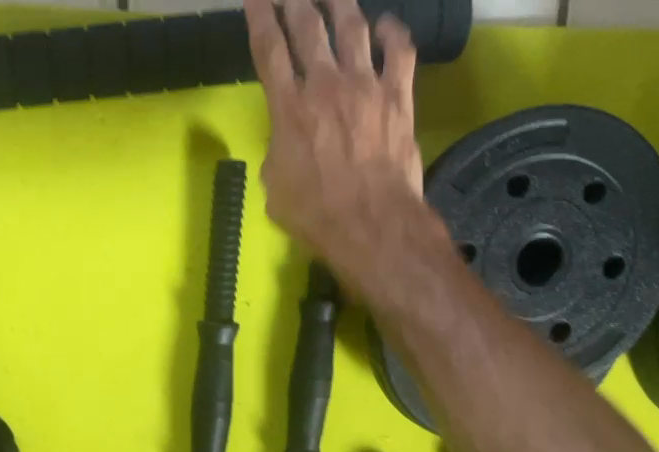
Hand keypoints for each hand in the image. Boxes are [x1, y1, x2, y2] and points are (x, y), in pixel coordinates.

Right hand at [245, 0, 441, 297]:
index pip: (269, 50)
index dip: (259, 17)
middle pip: (309, 27)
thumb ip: (278, 152)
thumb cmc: (316, 215)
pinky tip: (387, 24)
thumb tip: (286, 143)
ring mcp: (366, 86)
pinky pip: (399, 51)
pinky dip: (393, 32)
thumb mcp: (276, 188)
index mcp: (289, 109)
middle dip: (296, 1)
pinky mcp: (398, 96)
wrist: (371, 223)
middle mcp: (326, 86)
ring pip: (353, 27)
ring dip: (340, 4)